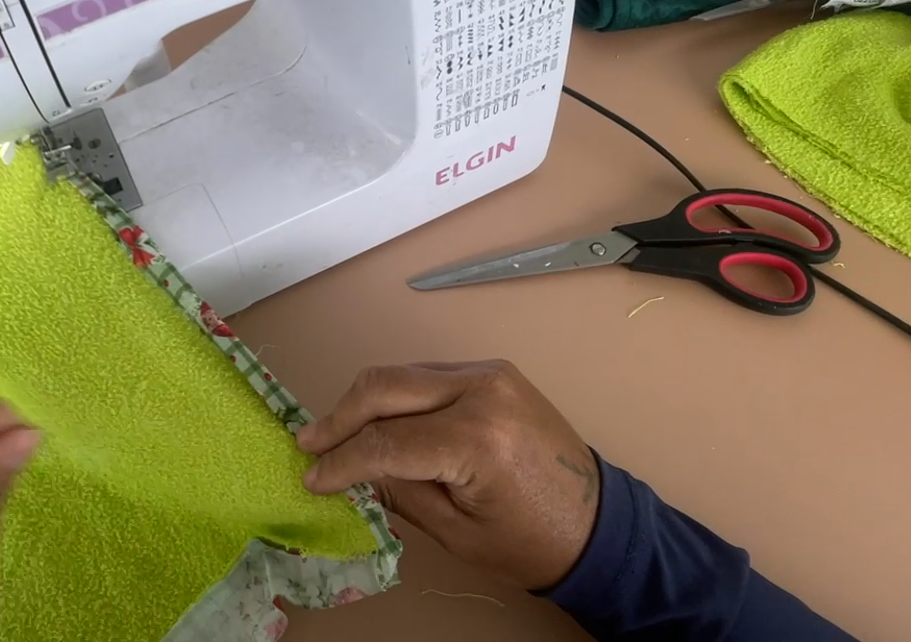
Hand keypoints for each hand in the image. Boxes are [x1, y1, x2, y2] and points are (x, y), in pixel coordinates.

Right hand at [297, 360, 599, 590]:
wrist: (599, 522)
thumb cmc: (531, 541)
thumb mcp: (457, 533)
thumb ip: (398, 492)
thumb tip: (350, 470)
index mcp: (476, 438)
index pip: (386, 440)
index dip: (341, 459)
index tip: (311, 475)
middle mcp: (480, 389)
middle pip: (385, 385)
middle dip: (340, 415)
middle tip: (311, 442)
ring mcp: (487, 372)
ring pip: (401, 372)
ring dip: (364, 402)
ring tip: (338, 434)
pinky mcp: (490, 369)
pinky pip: (426, 374)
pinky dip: (396, 395)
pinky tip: (380, 421)